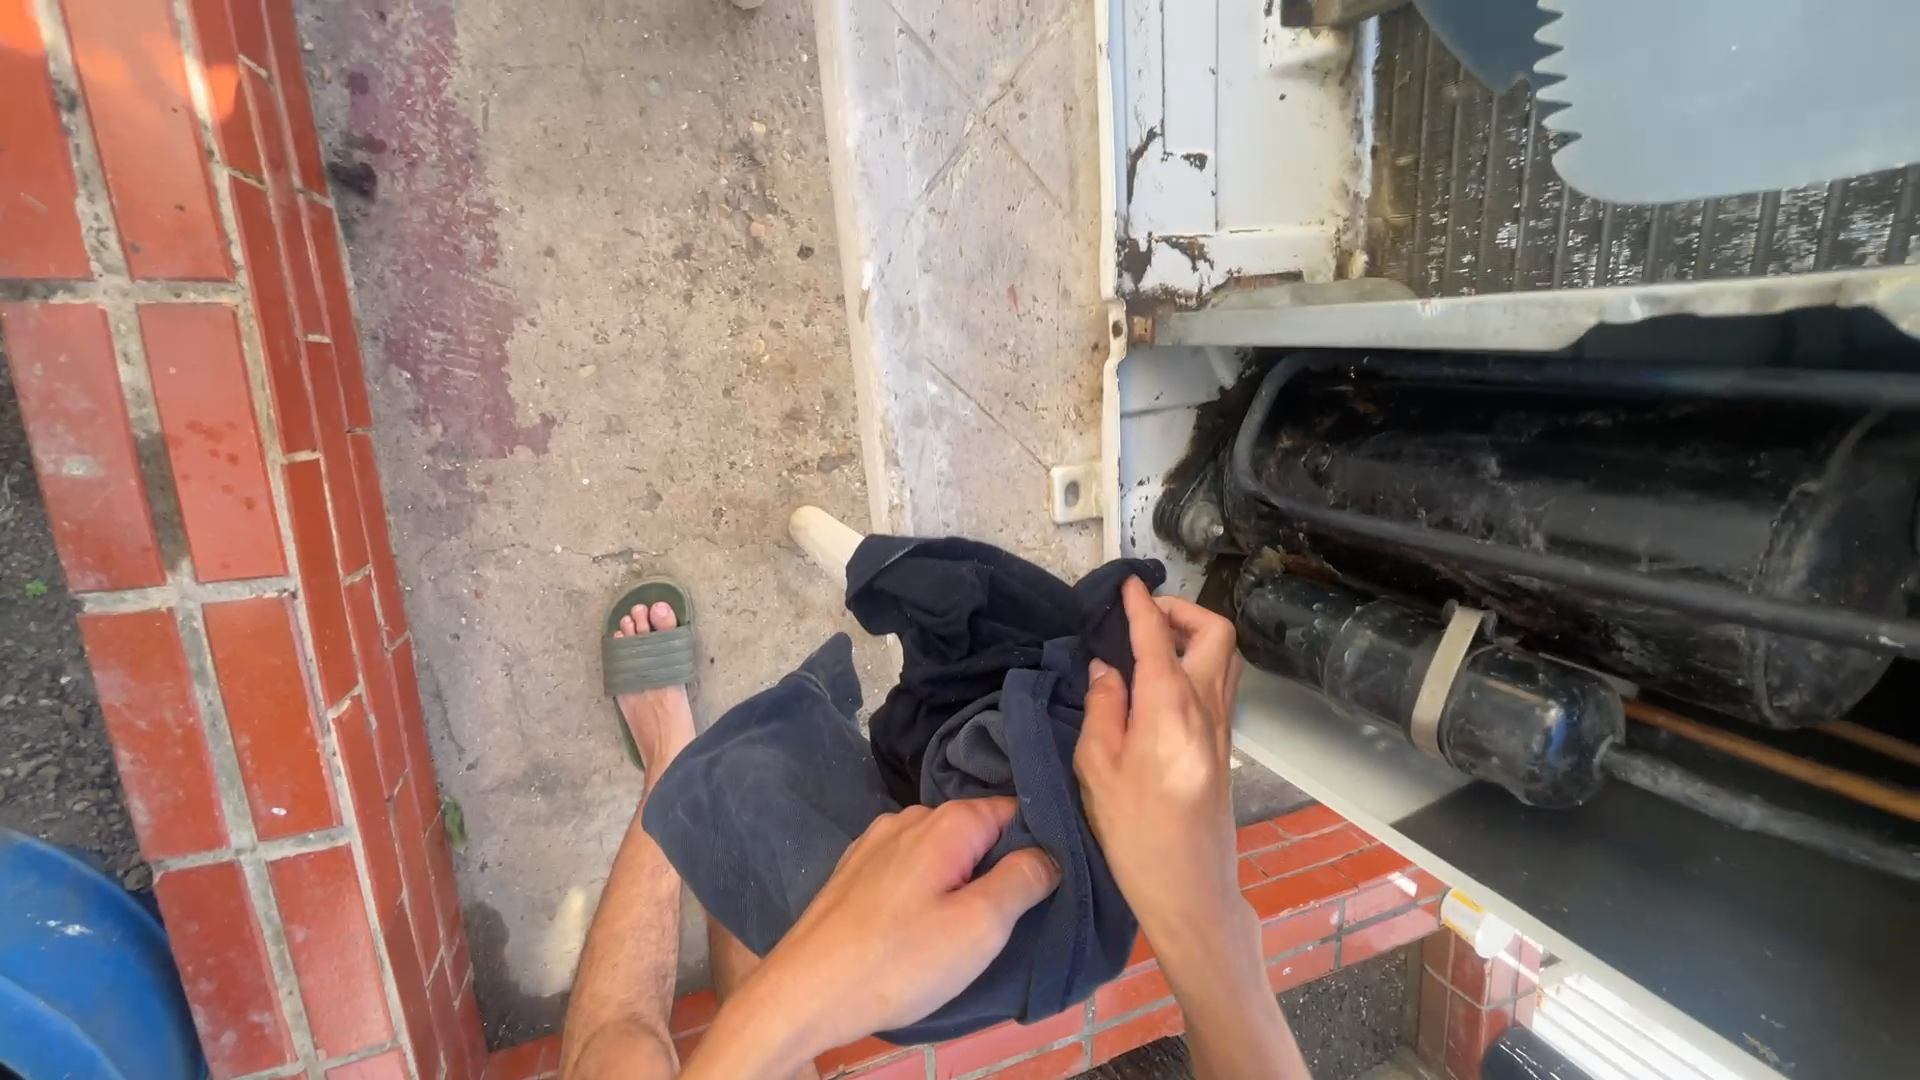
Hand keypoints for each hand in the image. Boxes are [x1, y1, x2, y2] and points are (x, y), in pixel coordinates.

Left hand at [685, 798, 1059, 1077]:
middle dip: (997, 864)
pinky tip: (919, 923)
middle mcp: (913, 815)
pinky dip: (926, 885)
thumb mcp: (979, 927)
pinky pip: (910, 864)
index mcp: (949, 821)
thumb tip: (1050, 852)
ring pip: (942, 848)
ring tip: (962, 926)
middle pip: (977, 830)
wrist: (803, 992)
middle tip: (1008, 916)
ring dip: (959, 877)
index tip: (1049, 881)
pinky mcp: (856, 866)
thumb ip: (1023, 880)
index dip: (1037, 842)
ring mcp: (879, 838)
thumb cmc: (899, 960)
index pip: (1014, 811)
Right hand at [1076, 578, 1245, 949]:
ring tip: (1153, 641)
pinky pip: (1221, 681)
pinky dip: (1198, 660)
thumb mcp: (1097, 769)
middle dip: (1182, 610)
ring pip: (1227, 655)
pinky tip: (1163, 678)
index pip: (1159, 638)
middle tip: (1144, 615)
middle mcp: (1206, 709)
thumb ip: (1102, 707)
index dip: (1141, 605)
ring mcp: (1222, 727)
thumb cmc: (1135, 835)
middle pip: (1217, 633)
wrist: (1190, 891)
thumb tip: (1105, 666)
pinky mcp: (1224, 745)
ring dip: (1195, 633)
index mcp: (1169, 710)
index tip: (1126, 585)